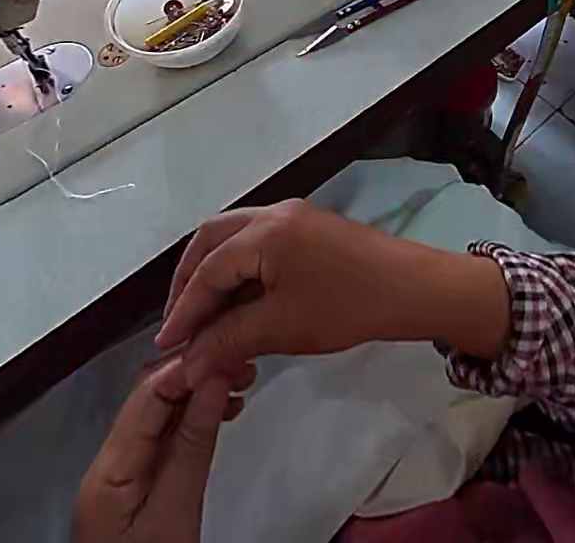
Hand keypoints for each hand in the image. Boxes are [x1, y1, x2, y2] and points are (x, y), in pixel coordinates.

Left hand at [73, 357, 239, 542]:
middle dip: (196, 373)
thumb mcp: (175, 515)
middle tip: (241, 363)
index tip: (228, 352)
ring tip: (240, 381)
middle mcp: (111, 463)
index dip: (186, 367)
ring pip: (162, 413)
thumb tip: (214, 378)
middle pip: (152, 398)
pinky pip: (168, 435)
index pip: (147, 395)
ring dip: (200, 391)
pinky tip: (223, 409)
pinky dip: (197, 416)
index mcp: (109, 469)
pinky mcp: (140, 486)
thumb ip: (193, 443)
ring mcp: (124, 474)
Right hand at [154, 200, 510, 385]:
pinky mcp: (306, 226)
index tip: (166, 345)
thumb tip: (189, 361)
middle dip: (190, 279)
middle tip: (179, 320)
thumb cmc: (345, 306)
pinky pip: (258, 241)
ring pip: (234, 236)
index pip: (208, 270)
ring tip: (203, 312)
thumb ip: (228, 339)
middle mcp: (272, 212)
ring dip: (213, 271)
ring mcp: (291, 215)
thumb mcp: (281, 326)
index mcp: (263, 231)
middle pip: (212, 238)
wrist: (408, 288)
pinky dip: (240, 267)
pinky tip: (238, 298)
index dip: (184, 310)